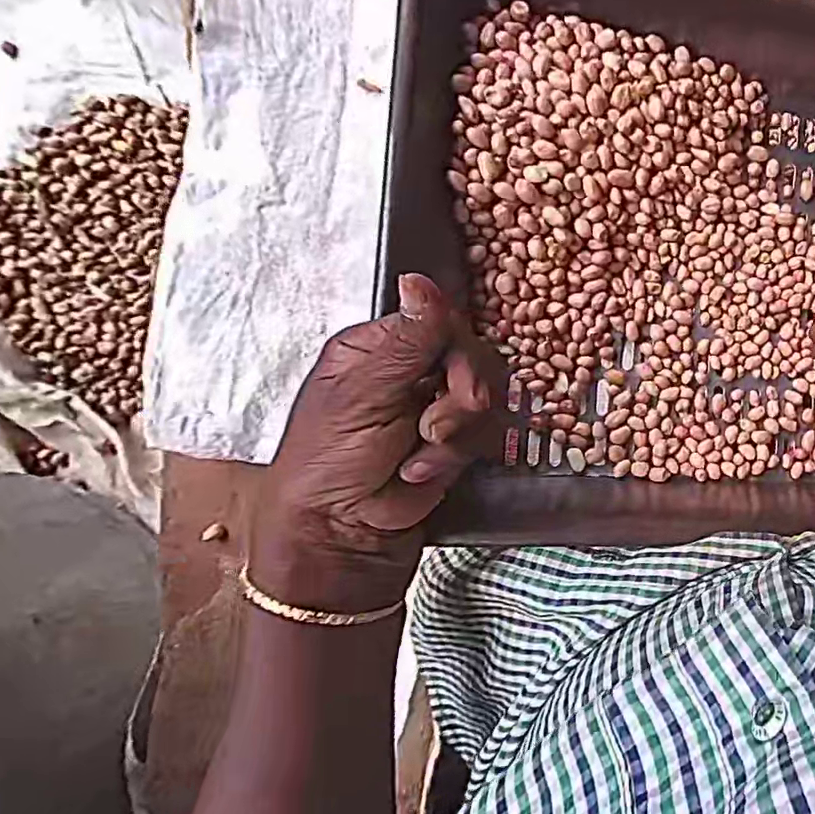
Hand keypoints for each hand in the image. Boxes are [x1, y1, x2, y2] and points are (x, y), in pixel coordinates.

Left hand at [252, 273, 497, 612]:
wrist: (341, 533)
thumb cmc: (330, 460)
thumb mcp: (364, 394)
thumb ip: (405, 341)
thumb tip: (418, 280)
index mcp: (380, 347)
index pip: (442, 324)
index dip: (458, 349)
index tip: (454, 378)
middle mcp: (412, 371)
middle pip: (473, 359)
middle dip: (461, 397)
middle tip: (435, 427)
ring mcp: (435, 405)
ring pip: (484, 398)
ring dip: (456, 433)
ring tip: (418, 455)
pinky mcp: (454, 439)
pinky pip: (482, 433)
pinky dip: (454, 456)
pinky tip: (421, 471)